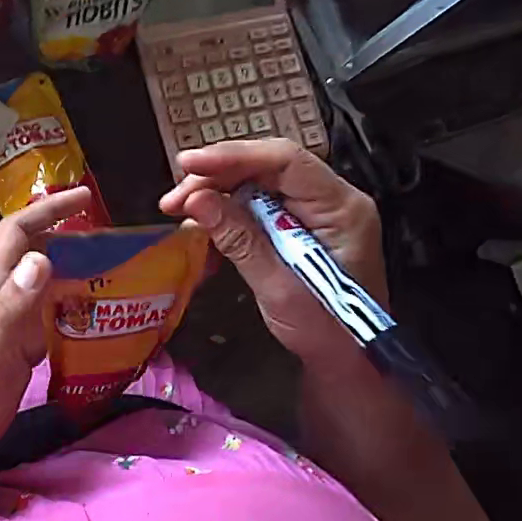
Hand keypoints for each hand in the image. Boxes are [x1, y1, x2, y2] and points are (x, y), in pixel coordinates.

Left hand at [0, 186, 93, 485]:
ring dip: (77, 271)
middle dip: (71, 237)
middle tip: (115, 244)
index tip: (85, 199)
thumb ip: (12, 310)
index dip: (48, 210)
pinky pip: (49, 314)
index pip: (16, 234)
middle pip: (34, 252)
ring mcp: (6, 323)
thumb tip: (42, 258)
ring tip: (117, 275)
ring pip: (45, 283)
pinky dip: (74, 306)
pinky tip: (98, 318)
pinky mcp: (16, 346)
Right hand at [159, 138, 385, 366]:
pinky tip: (201, 229)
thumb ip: (240, 240)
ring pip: (256, 183)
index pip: (286, 161)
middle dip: (216, 177)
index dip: (234, 157)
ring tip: (179, 212)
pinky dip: (225, 214)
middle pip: (267, 166)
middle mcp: (329, 198)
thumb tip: (197, 200)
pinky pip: (256, 204)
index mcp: (340, 207)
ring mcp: (314, 210)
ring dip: (215, 194)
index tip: (188, 164)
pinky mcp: (297, 223)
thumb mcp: (279, 289)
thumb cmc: (325, 332)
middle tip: (173, 199)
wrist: (348, 363)